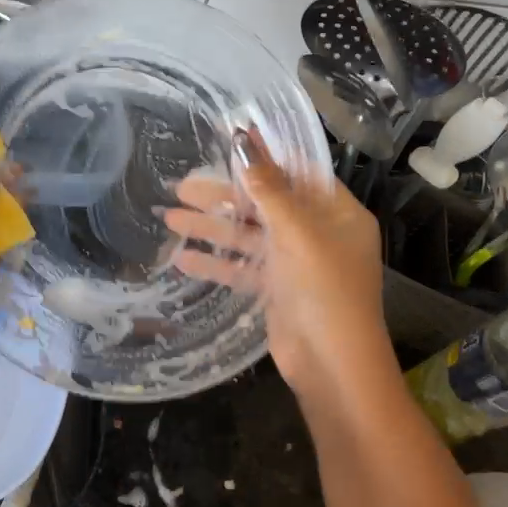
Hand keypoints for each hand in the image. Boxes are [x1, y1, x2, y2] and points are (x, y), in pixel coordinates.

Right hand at [163, 131, 386, 400]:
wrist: (334, 368)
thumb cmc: (324, 291)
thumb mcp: (297, 233)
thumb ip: (267, 188)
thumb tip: (242, 140)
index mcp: (337, 214)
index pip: (298, 172)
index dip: (263, 155)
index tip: (225, 138)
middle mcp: (318, 233)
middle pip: (265, 203)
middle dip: (223, 195)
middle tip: (181, 186)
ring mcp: (296, 263)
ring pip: (247, 235)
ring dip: (211, 226)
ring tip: (169, 218)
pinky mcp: (277, 290)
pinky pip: (241, 267)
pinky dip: (215, 261)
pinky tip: (182, 258)